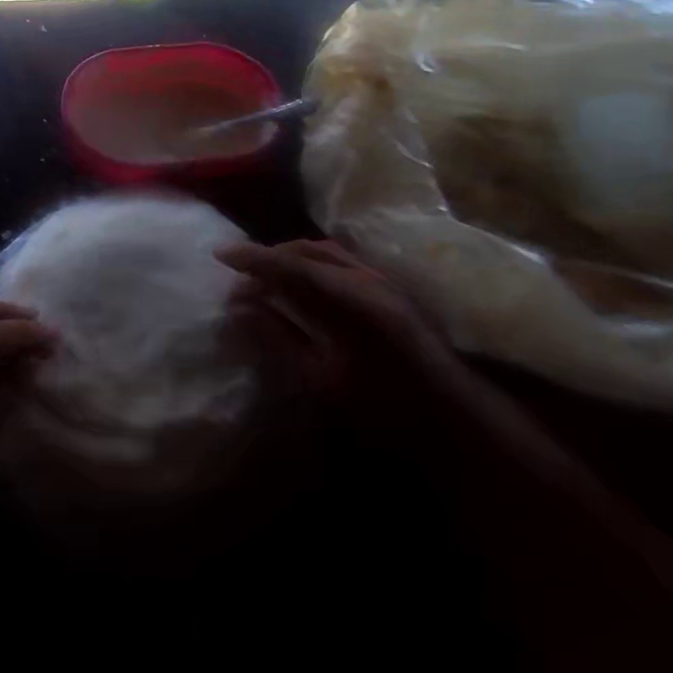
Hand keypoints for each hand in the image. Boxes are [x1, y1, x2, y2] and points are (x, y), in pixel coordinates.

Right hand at [217, 238, 455, 409]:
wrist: (454, 420)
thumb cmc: (385, 411)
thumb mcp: (322, 380)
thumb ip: (279, 338)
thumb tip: (240, 309)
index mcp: (351, 303)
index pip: (290, 266)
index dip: (252, 258)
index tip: (218, 255)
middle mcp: (369, 280)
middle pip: (307, 252)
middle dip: (268, 257)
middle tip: (238, 278)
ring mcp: (383, 281)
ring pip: (325, 253)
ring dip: (289, 259)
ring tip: (263, 280)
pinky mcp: (390, 289)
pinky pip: (340, 262)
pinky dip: (310, 265)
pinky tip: (298, 286)